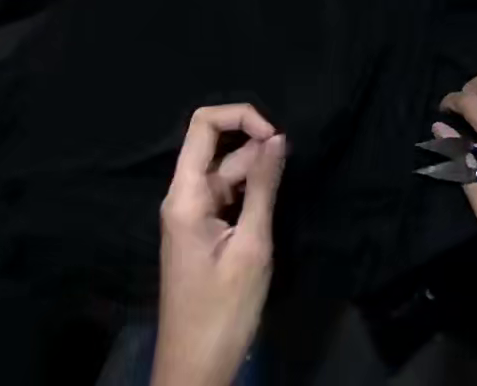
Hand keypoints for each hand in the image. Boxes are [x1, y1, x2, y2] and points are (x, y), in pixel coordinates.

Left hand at [154, 104, 286, 385]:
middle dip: (258, 146)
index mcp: (186, 196)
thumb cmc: (222, 309)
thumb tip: (278, 136)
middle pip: (220, 146)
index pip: (203, 125)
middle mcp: (185, 197)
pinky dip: (254, 187)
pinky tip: (275, 198)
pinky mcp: (205, 229)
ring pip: (229, 168)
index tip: (276, 136)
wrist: (196, 370)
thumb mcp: (252, 244)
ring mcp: (194, 213)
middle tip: (290, 169)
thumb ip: (265, 186)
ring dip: (259, 169)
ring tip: (287, 186)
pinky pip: (230, 191)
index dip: (241, 116)